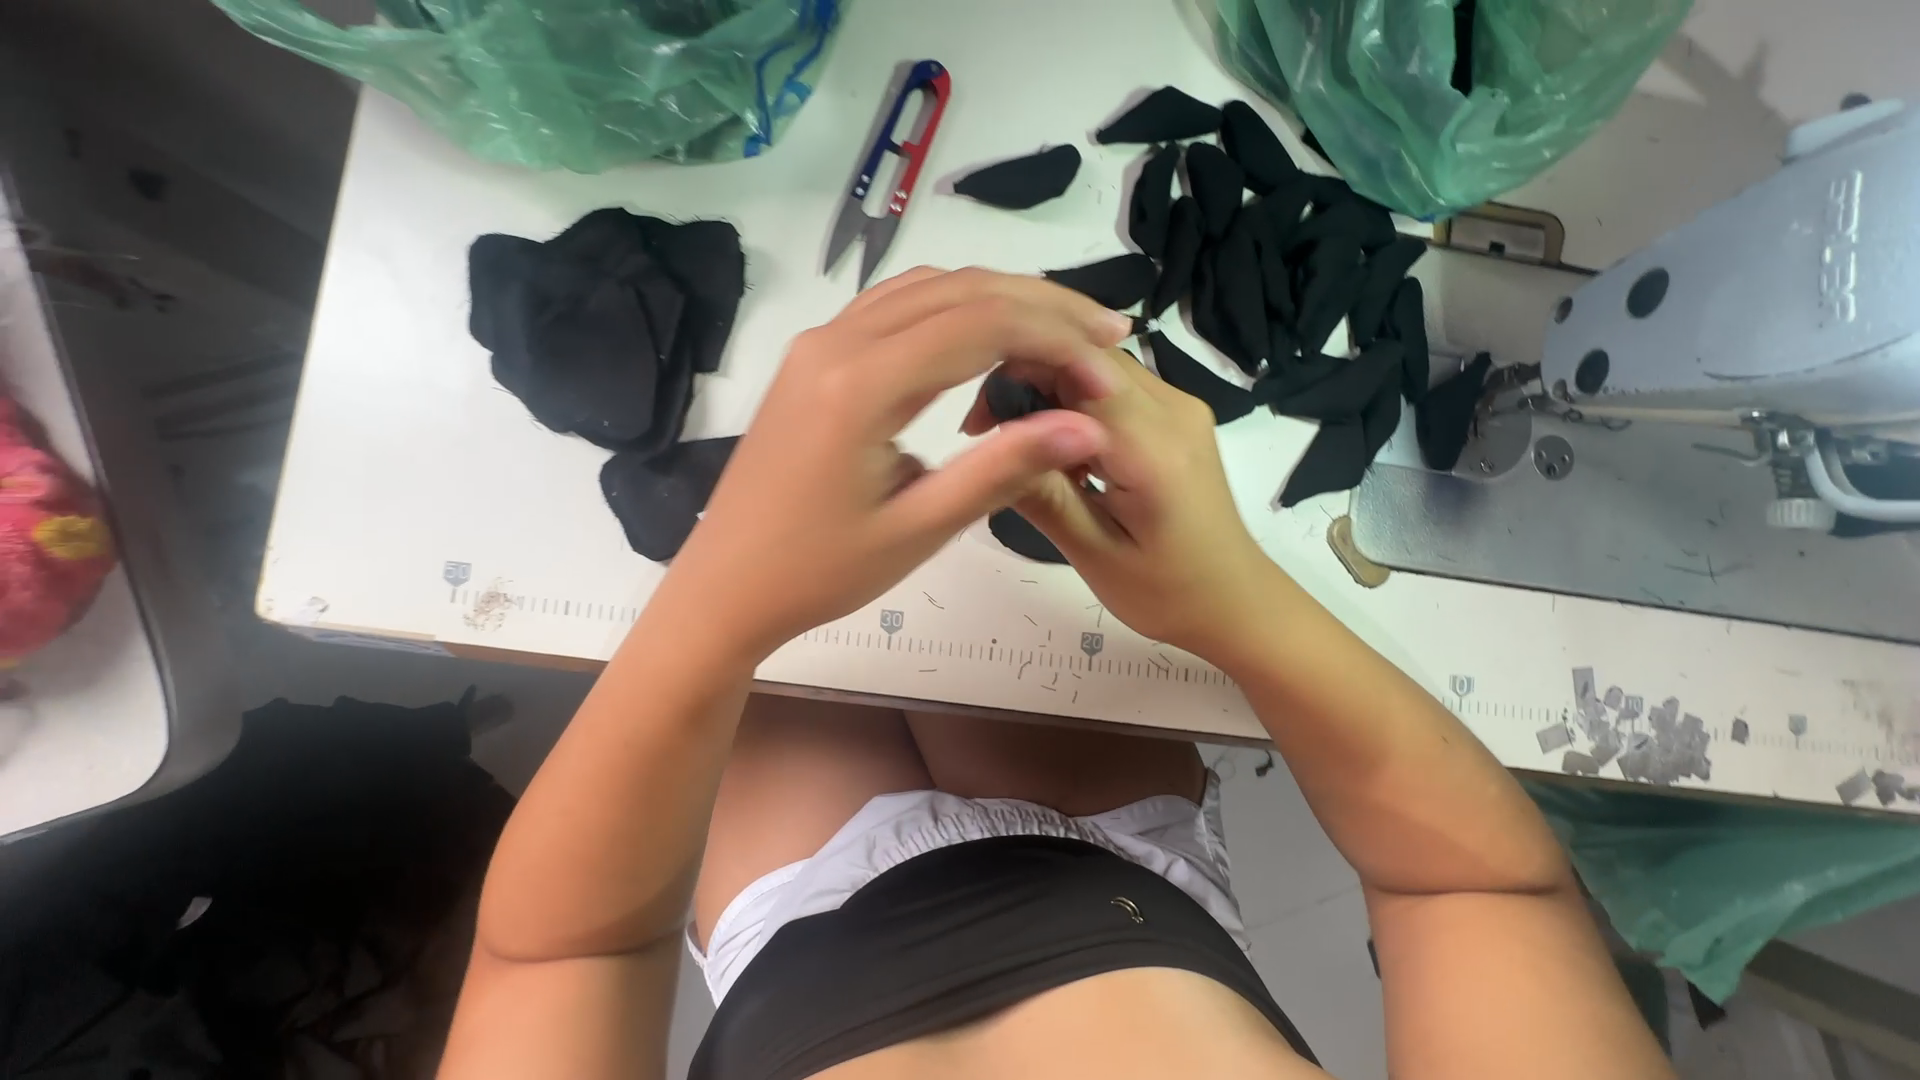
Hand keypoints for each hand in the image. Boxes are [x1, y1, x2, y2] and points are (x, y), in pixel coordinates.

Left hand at [658, 267, 1133, 660]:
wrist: (726, 585)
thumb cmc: (819, 572)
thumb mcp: (919, 528)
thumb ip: (1004, 469)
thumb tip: (1089, 427)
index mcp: (862, 383)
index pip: (983, 323)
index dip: (1057, 338)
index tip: (1108, 373)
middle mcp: (837, 341)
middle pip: (961, 290)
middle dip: (1043, 306)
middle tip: (1108, 336)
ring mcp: (820, 343)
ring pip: (928, 289)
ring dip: (1000, 299)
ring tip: (1062, 331)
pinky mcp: (815, 357)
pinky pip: (895, 307)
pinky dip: (953, 309)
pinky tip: (987, 335)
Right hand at [971, 347, 1280, 661]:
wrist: (1235, 602)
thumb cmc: (1165, 594)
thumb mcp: (1094, 555)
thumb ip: (1045, 494)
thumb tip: (993, 444)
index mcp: (1153, 448)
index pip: (1075, 370)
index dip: (1017, 379)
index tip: (977, 429)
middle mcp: (1174, 409)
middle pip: (1086, 356)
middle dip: (1029, 380)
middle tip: (993, 439)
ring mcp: (1181, 407)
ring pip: (1098, 366)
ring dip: (1052, 392)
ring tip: (1027, 452)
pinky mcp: (1179, 416)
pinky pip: (1116, 387)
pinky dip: (1078, 406)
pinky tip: (1065, 454)